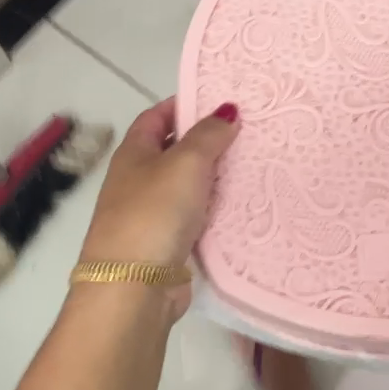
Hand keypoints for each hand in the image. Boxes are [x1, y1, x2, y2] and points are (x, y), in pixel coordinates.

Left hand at [78, 97, 239, 315]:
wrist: (133, 290)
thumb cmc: (154, 213)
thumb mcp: (185, 162)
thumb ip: (209, 134)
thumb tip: (227, 109)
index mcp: (134, 153)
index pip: (157, 116)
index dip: (185, 104)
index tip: (221, 99)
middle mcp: (139, 180)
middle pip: (175, 150)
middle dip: (208, 140)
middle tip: (249, 130)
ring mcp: (152, 214)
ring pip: (189, 185)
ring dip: (216, 176)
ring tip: (255, 161)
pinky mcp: (168, 244)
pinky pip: (197, 217)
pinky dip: (217, 209)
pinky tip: (244, 203)